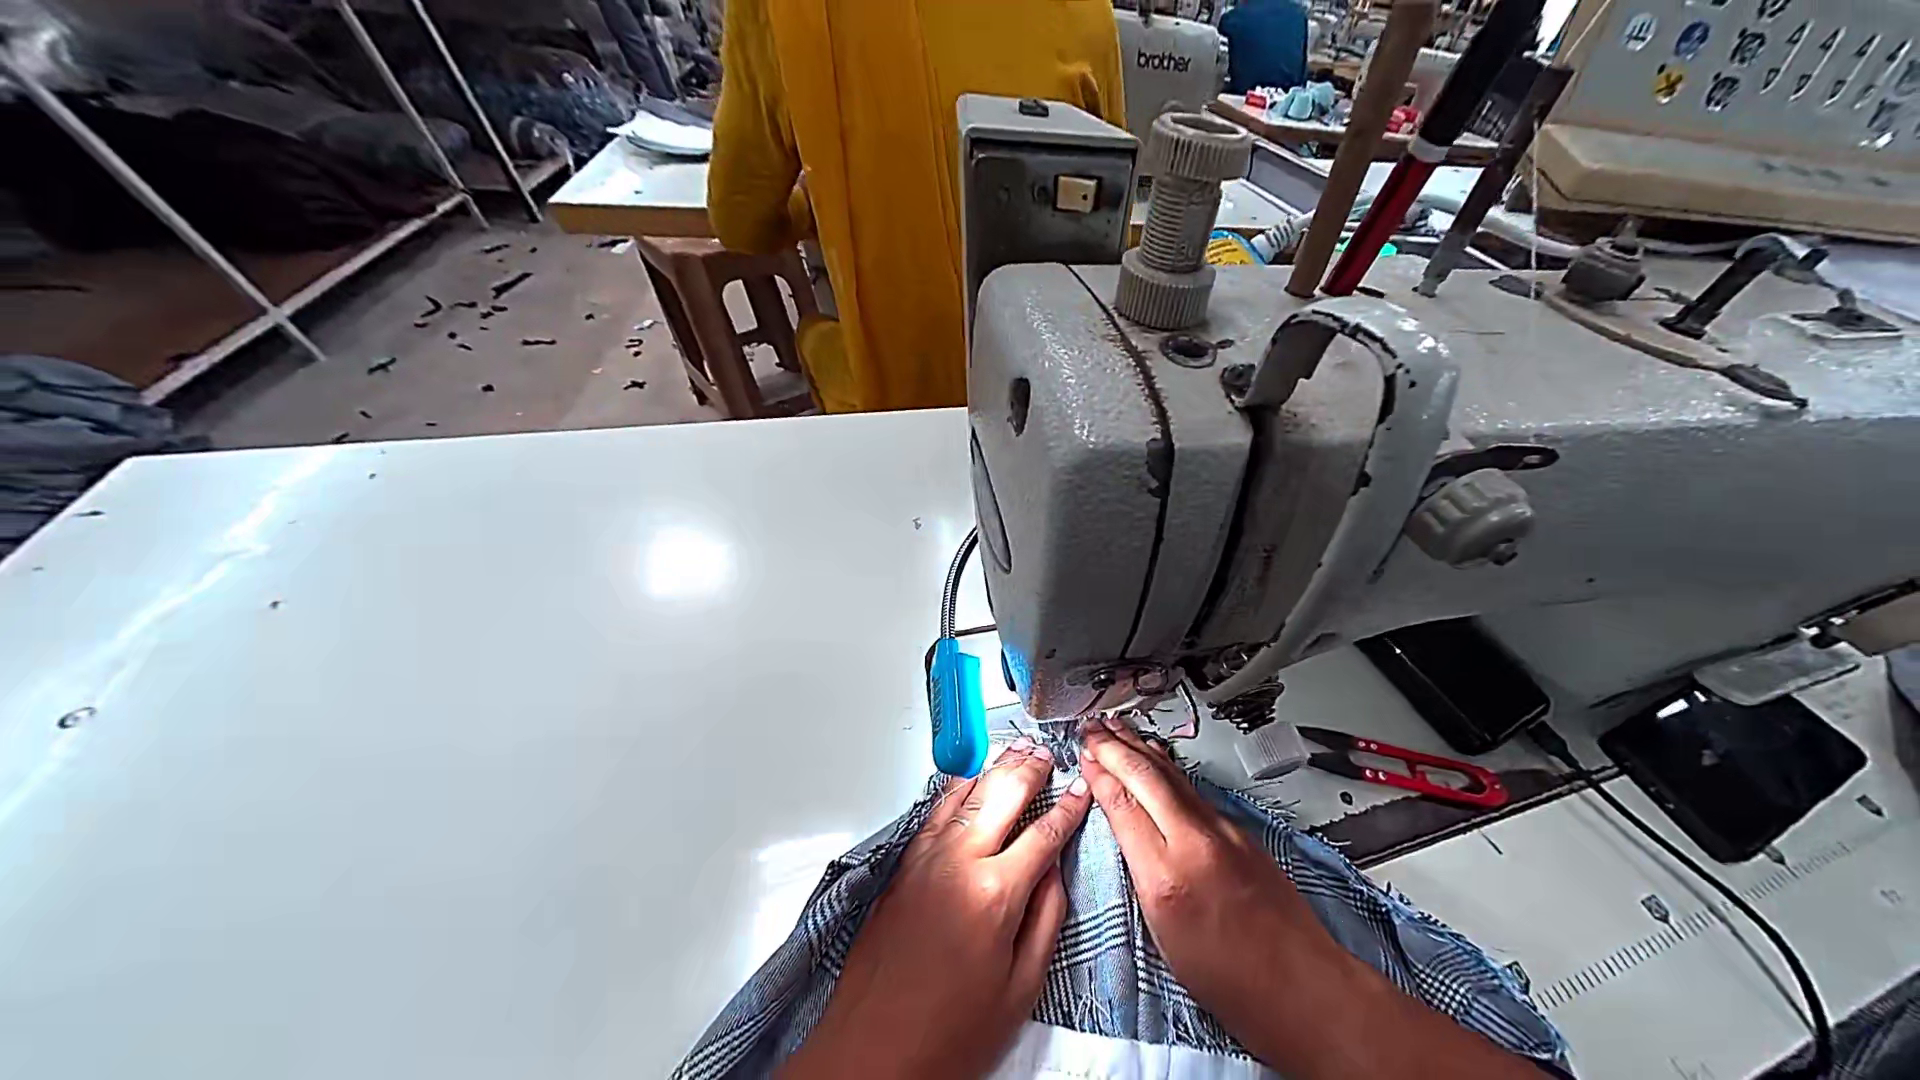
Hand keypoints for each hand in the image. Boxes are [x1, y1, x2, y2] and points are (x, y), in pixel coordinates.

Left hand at [781, 740, 1091, 1079]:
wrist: (873, 1047)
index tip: (1080, 792)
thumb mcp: (1020, 987)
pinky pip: (936, 810)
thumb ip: (1044, 918)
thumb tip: (1053, 870)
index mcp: (995, 893)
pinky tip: (969, 778)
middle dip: (1030, 770)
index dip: (1067, 809)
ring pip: (967, 793)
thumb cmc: (947, 1032)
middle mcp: (958, 862)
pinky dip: (958, 786)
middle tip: (1046, 755)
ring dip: (996, 768)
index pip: (1043, 834)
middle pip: (1003, 796)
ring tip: (1016, 752)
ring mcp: (926, 857)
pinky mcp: (904, 863)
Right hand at [1079, 718, 1541, 1079]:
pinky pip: (1193, 788)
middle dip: (1114, 748)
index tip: (1084, 757)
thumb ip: (1141, 872)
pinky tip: (1155, 758)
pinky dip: (1166, 767)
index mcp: (1167, 879)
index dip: (1100, 775)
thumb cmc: (1233, 981)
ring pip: (1172, 775)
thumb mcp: (1164, 934)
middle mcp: (1197, 845)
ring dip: (1139, 747)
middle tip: (1091, 730)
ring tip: (1116, 727)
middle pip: (1146, 778)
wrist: (1305, 990)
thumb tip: (1124, 828)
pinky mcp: (1242, 832)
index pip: (1123, 807)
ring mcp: (1224, 833)